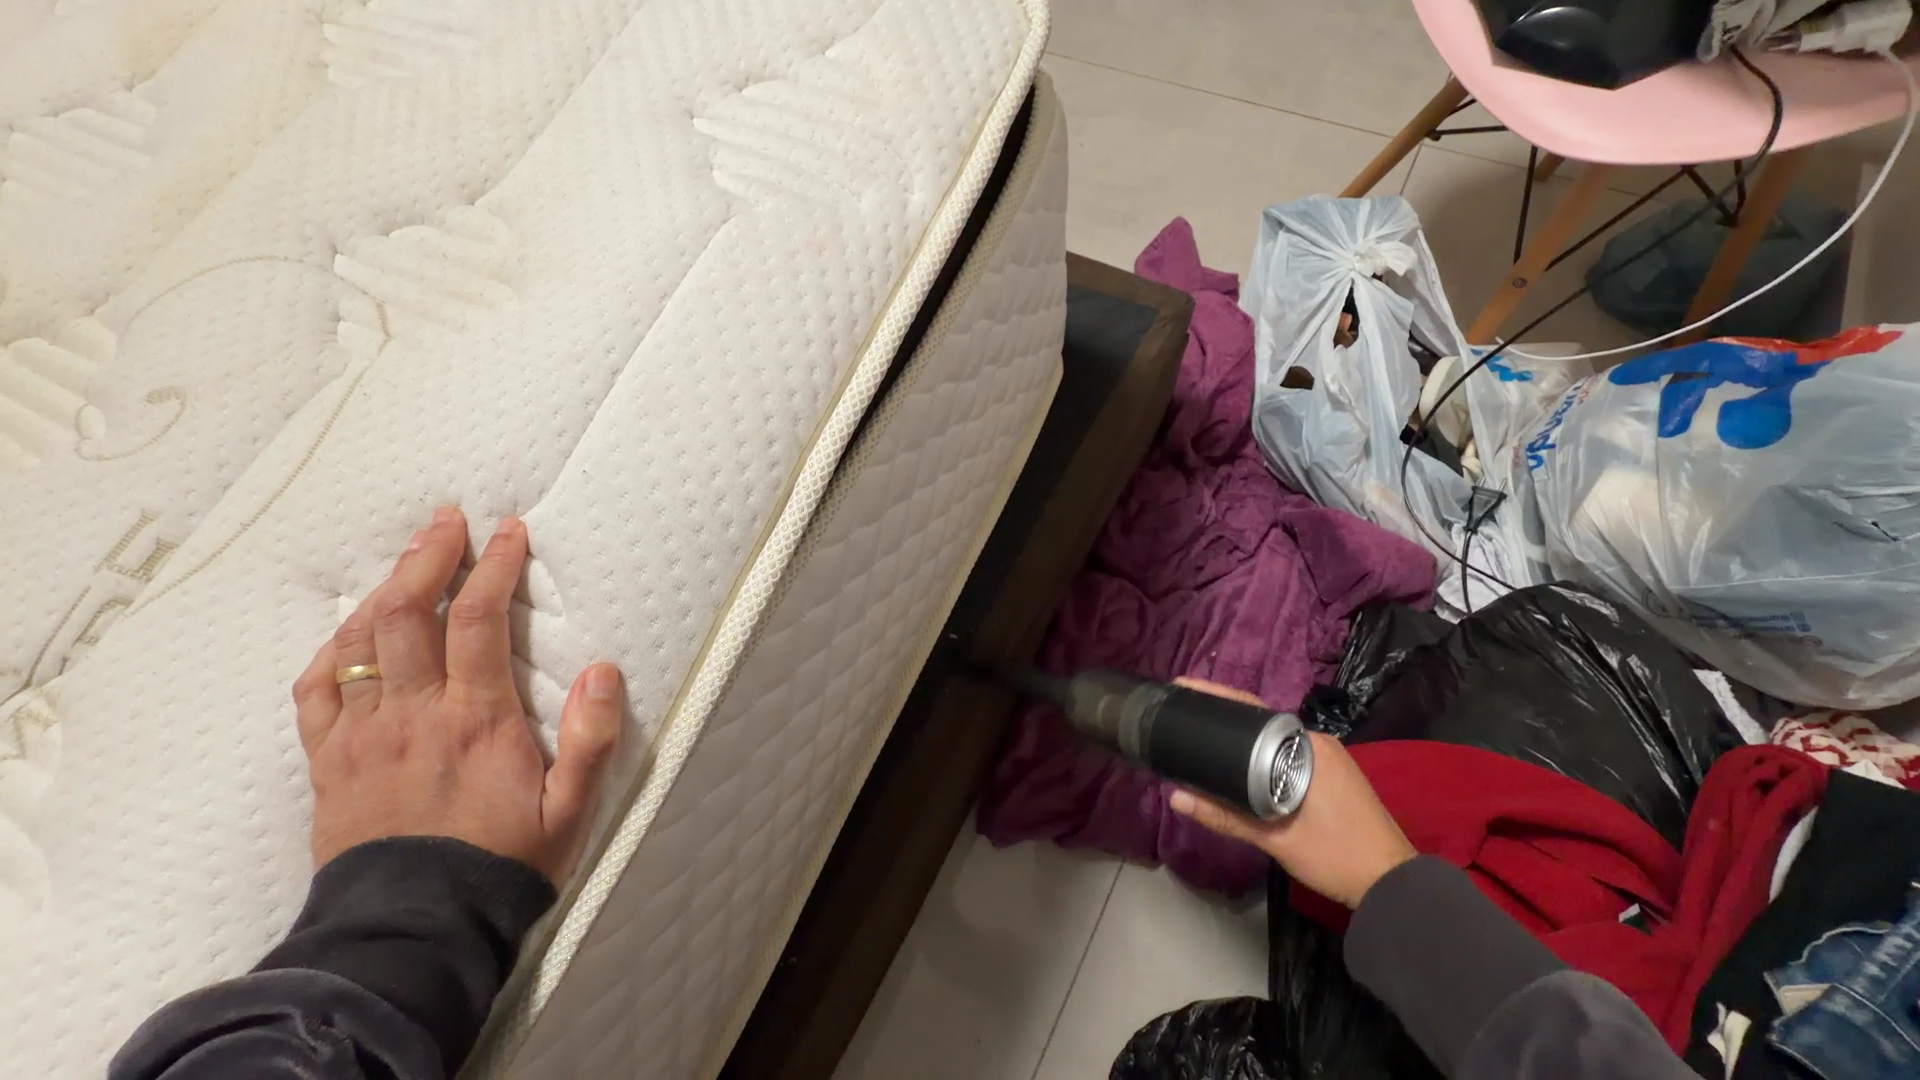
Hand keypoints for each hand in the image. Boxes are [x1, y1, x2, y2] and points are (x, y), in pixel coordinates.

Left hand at [292, 507, 622, 884]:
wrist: (416, 928)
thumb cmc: (503, 863)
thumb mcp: (572, 808)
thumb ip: (592, 738)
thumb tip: (603, 671)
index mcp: (476, 720)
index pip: (479, 621)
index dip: (494, 566)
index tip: (508, 530)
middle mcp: (413, 714)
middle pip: (406, 613)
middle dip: (428, 556)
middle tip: (448, 519)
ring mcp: (363, 735)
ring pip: (359, 640)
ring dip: (385, 588)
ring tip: (409, 555)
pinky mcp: (331, 760)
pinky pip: (317, 687)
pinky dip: (334, 645)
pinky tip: (351, 627)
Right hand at [1167, 678, 1414, 908]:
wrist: (1392, 884)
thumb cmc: (1334, 856)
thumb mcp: (1275, 840)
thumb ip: (1225, 817)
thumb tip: (1177, 797)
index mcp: (1307, 747)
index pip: (1253, 712)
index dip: (1217, 700)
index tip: (1184, 691)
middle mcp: (1319, 742)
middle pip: (1263, 722)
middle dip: (1225, 717)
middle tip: (1184, 712)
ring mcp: (1331, 757)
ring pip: (1277, 739)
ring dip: (1245, 738)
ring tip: (1203, 734)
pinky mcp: (1335, 774)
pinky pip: (1291, 753)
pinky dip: (1264, 754)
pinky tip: (1241, 763)